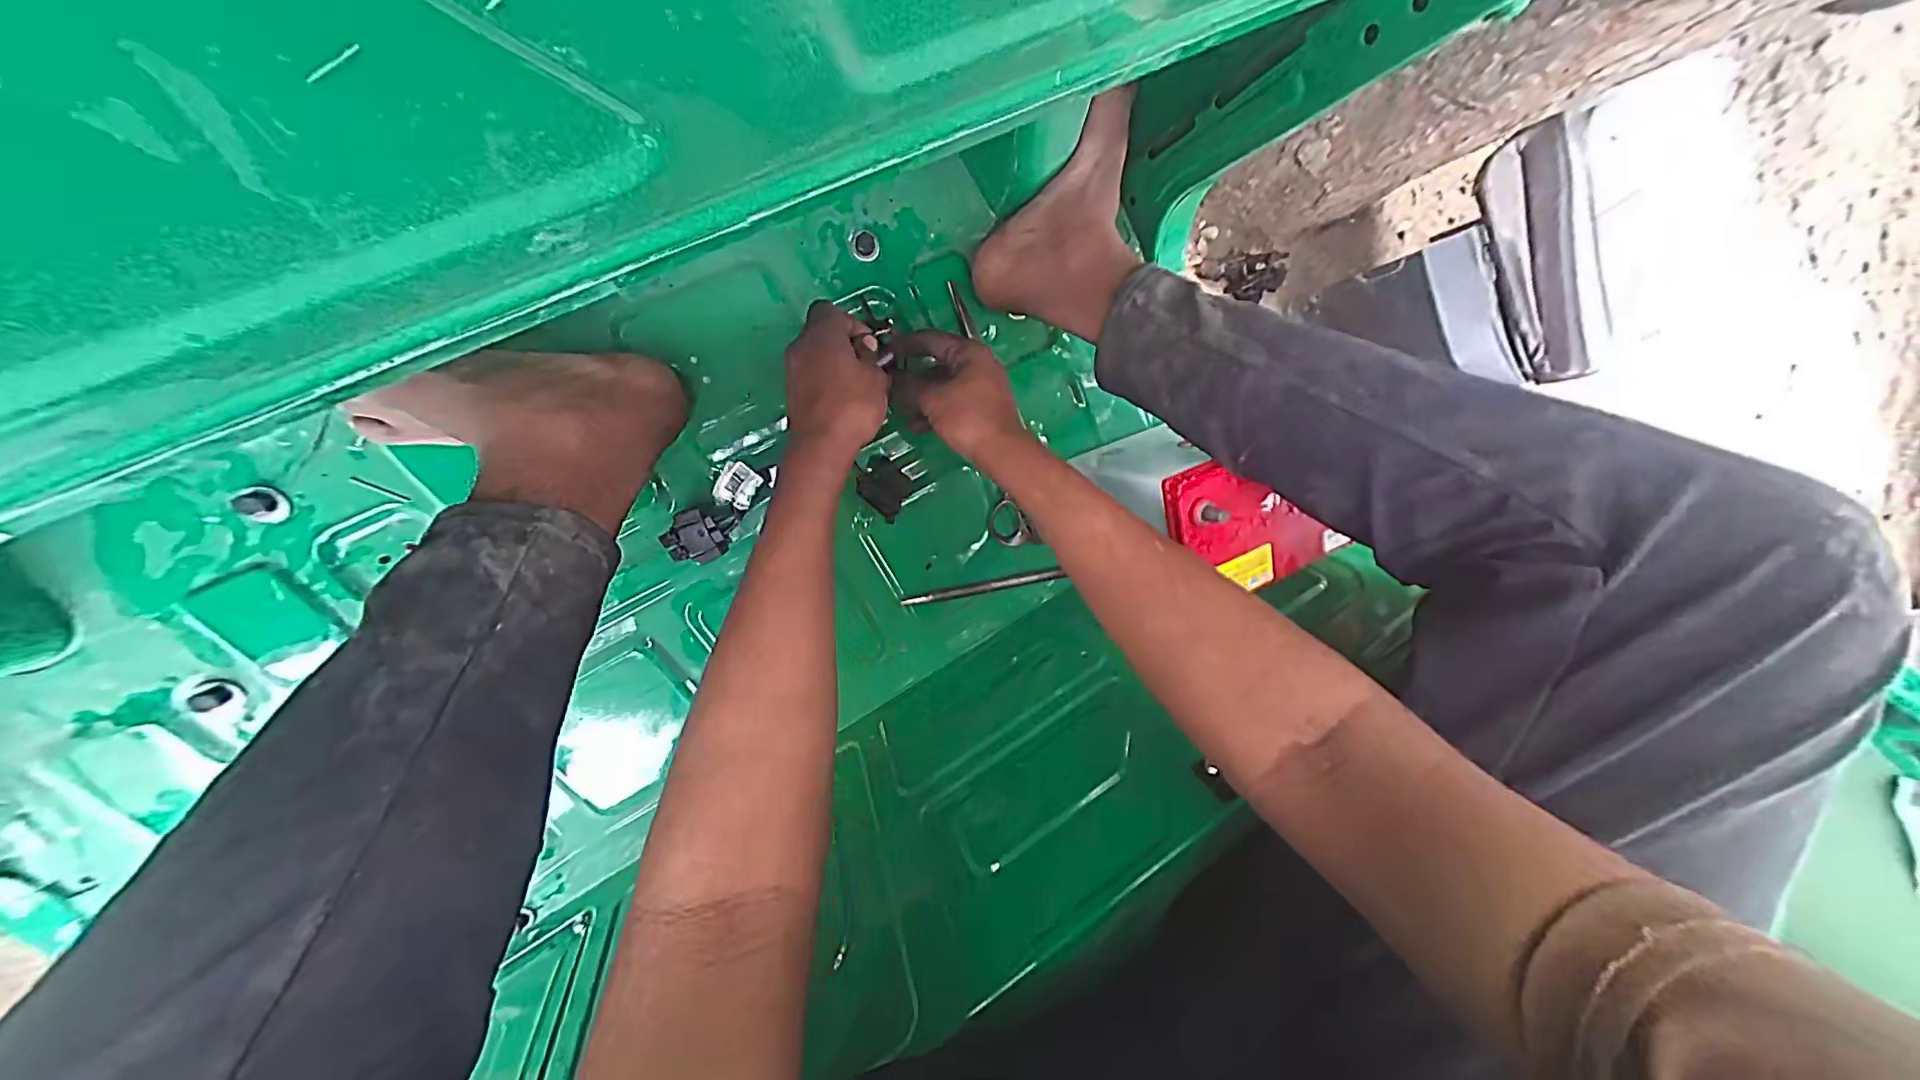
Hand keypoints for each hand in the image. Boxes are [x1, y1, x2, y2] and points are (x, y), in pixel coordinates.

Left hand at [782, 300, 889, 464]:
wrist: (821, 446)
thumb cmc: (851, 407)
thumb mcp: (876, 378)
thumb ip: (871, 356)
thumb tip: (865, 348)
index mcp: (821, 334)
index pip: (832, 311)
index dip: (854, 323)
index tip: (869, 344)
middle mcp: (800, 346)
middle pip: (822, 332)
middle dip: (845, 344)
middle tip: (866, 364)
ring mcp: (792, 369)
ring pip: (816, 354)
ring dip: (835, 363)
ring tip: (857, 384)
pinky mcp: (791, 391)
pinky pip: (810, 374)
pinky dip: (825, 380)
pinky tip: (843, 399)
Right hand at [895, 331, 1032, 462]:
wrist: (1002, 451)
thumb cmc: (967, 418)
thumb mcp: (932, 400)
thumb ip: (908, 385)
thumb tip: (891, 379)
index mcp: (969, 352)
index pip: (930, 338)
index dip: (904, 344)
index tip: (884, 353)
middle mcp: (978, 363)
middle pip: (936, 364)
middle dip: (911, 379)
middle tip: (889, 388)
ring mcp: (982, 386)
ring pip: (943, 386)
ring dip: (920, 399)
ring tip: (901, 413)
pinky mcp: (982, 407)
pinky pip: (952, 401)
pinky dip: (935, 409)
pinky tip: (918, 425)